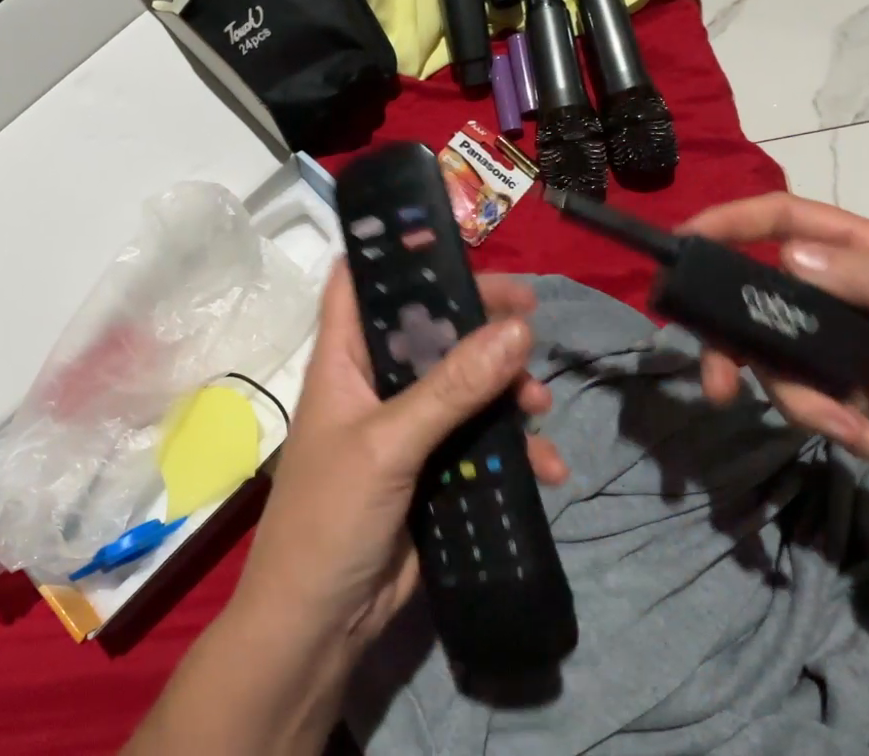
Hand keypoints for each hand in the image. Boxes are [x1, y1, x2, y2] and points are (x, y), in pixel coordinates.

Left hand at [232, 265, 567, 657]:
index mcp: (344, 361)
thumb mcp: (388, 446)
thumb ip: (451, 389)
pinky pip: (484, 442)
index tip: (457, 244)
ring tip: (541, 410)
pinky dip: (516, 450)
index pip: (360, 283)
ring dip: (509, 391)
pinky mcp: (435, 470)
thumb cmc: (330, 520)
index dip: (398, 255)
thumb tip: (519, 330)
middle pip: (432, 329)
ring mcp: (408, 428)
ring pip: (467, 385)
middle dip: (482, 323)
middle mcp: (376, 384)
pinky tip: (548, 469)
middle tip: (531, 318)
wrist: (320, 625)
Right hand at [684, 193, 868, 502]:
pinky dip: (840, 431)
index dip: (731, 221)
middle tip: (719, 388)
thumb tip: (788, 256)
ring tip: (861, 438)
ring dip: (807, 407)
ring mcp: (835, 342)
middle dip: (734, 346)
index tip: (682, 243)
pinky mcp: (837, 388)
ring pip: (774, 360)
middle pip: (757, 298)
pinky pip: (806, 402)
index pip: (787, 219)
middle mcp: (843, 292)